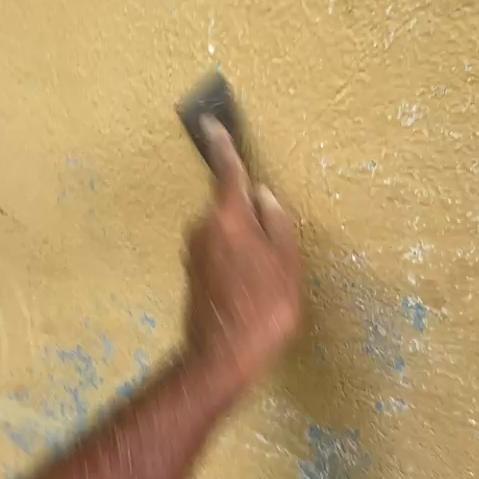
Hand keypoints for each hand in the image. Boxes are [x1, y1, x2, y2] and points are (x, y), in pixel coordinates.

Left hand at [183, 117, 303, 390]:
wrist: (221, 357)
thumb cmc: (263, 308)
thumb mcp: (286, 262)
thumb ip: (277, 222)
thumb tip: (264, 196)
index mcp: (228, 216)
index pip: (228, 170)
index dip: (223, 144)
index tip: (210, 121)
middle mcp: (203, 226)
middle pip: (230, 206)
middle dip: (251, 216)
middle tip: (275, 252)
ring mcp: (194, 251)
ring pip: (226, 232)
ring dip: (244, 243)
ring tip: (267, 280)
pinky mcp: (192, 273)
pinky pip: (219, 252)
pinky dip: (235, 260)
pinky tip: (251, 288)